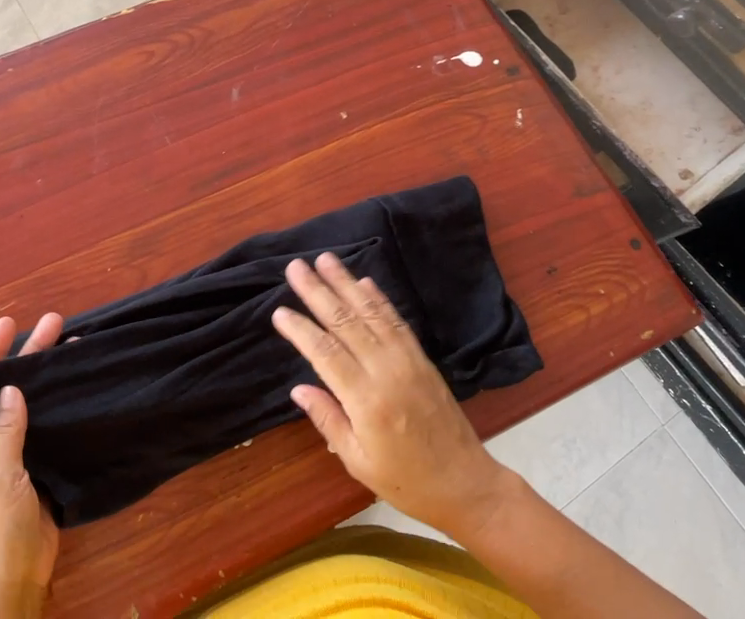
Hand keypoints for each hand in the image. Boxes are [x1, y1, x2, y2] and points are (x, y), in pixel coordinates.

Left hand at [0, 313, 63, 618]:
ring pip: (32, 406)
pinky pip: (48, 430)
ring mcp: (15, 458)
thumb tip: (11, 386)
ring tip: (75, 347)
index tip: (9, 322)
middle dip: (29, 355)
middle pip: (9, 390)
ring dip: (48, 378)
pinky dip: (62, 407)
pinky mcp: (38, 472)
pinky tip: (80, 391)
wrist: (11, 583)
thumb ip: (5, 432)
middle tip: (57, 321)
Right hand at [272, 254, 511, 539]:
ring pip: (372, 313)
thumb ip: (328, 420)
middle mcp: (387, 371)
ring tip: (326, 259)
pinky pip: (397, 321)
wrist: (465, 484)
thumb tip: (298, 389)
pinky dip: (380, 299)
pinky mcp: (423, 359)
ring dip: (347, 284)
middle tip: (296, 267)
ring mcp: (408, 361)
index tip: (279, 312)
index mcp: (366, 401)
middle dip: (318, 292)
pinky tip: (365, 282)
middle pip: (346, 323)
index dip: (301, 330)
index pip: (325, 354)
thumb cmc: (405, 481)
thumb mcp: (358, 461)